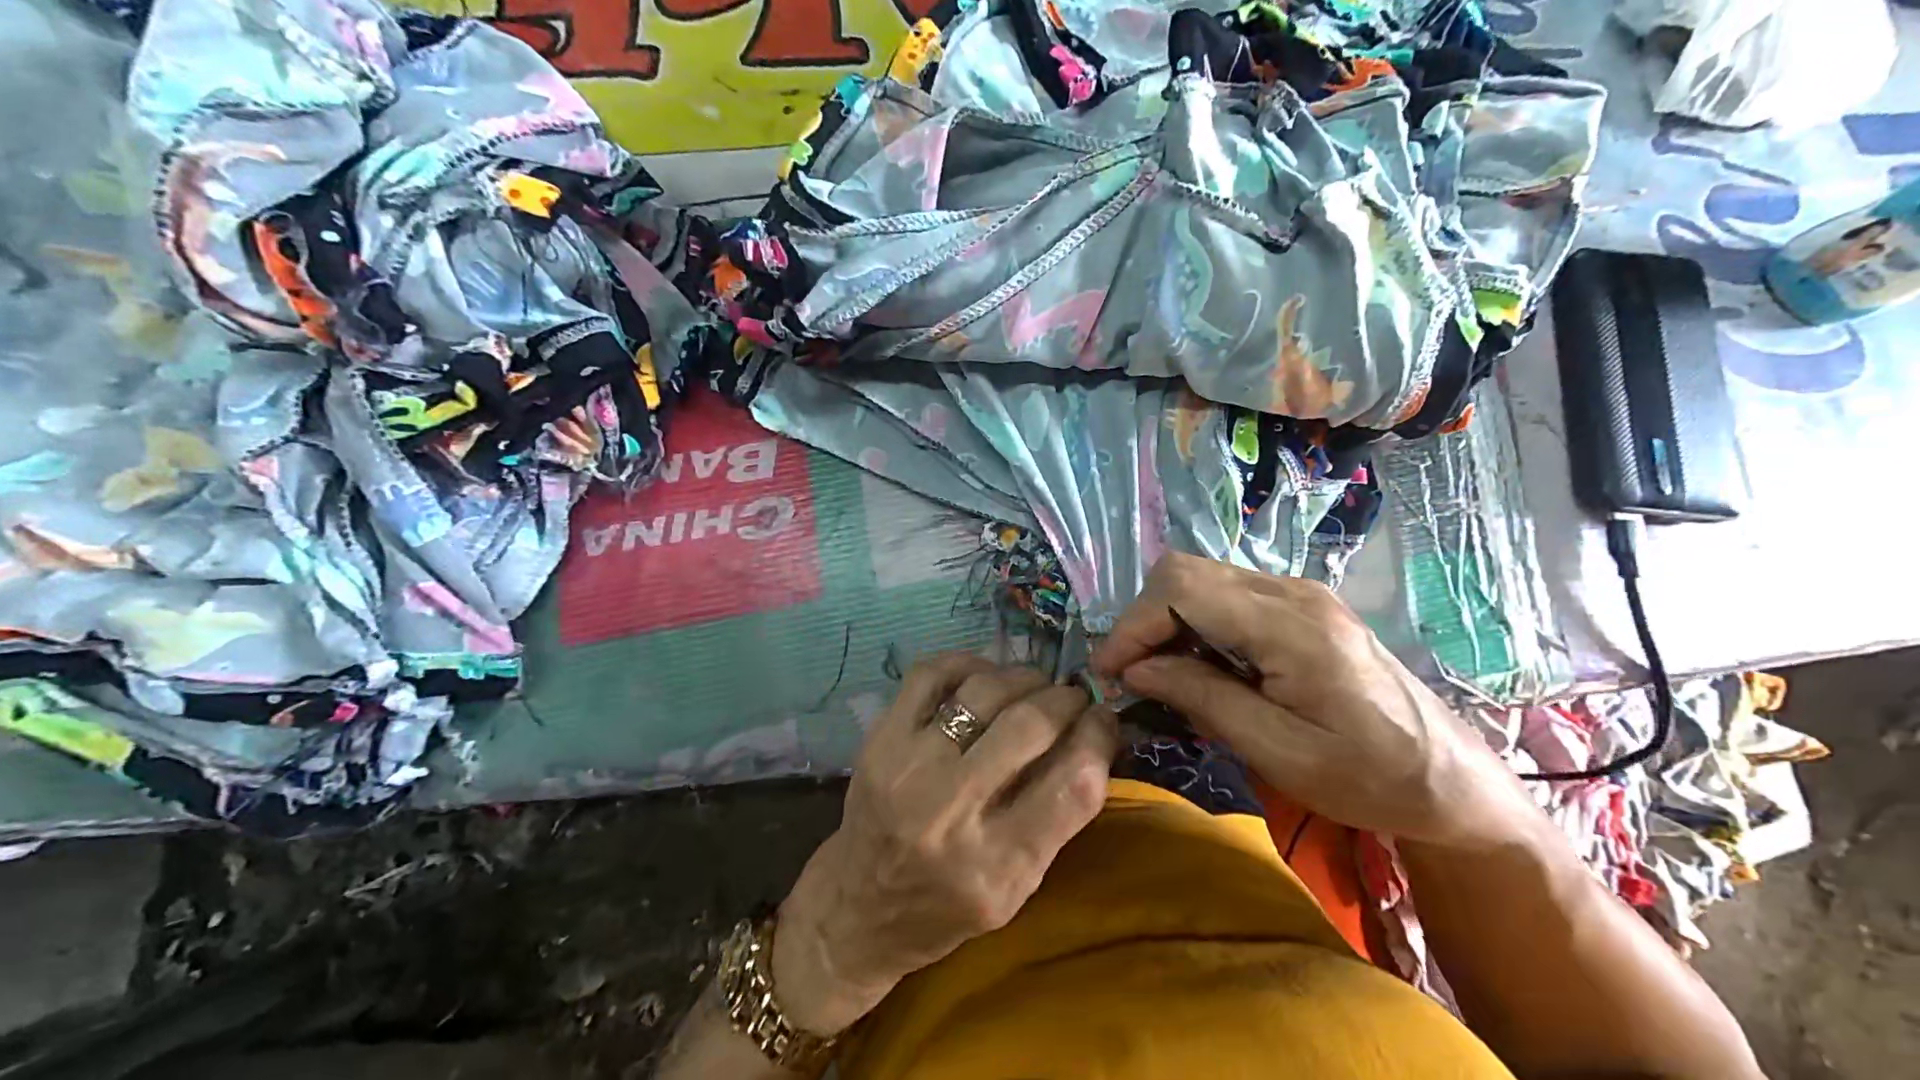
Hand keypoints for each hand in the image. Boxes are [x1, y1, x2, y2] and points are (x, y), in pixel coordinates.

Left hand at [771, 654, 1118, 1035]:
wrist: (858, 906)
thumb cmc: (946, 906)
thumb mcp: (1016, 888)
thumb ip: (1057, 818)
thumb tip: (1094, 735)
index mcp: (996, 867)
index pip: (1074, 784)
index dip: (1100, 738)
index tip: (1104, 721)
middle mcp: (950, 813)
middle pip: (1030, 726)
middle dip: (1065, 700)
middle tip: (1072, 699)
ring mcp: (908, 769)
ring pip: (984, 691)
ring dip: (1023, 678)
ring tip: (1033, 686)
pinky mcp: (880, 740)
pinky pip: (931, 674)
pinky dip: (969, 664)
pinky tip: (985, 675)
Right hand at [1090, 554, 1535, 849]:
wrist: (1452, 779)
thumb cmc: (1371, 778)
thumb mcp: (1280, 752)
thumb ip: (1203, 699)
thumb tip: (1135, 668)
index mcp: (1292, 626)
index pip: (1182, 590)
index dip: (1133, 625)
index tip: (1110, 673)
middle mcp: (1292, 593)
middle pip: (1185, 572)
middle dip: (1145, 620)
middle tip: (1133, 676)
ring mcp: (1299, 594)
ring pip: (1201, 578)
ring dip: (1167, 621)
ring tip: (1162, 675)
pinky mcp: (1301, 606)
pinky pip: (1226, 595)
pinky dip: (1194, 623)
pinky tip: (1201, 666)